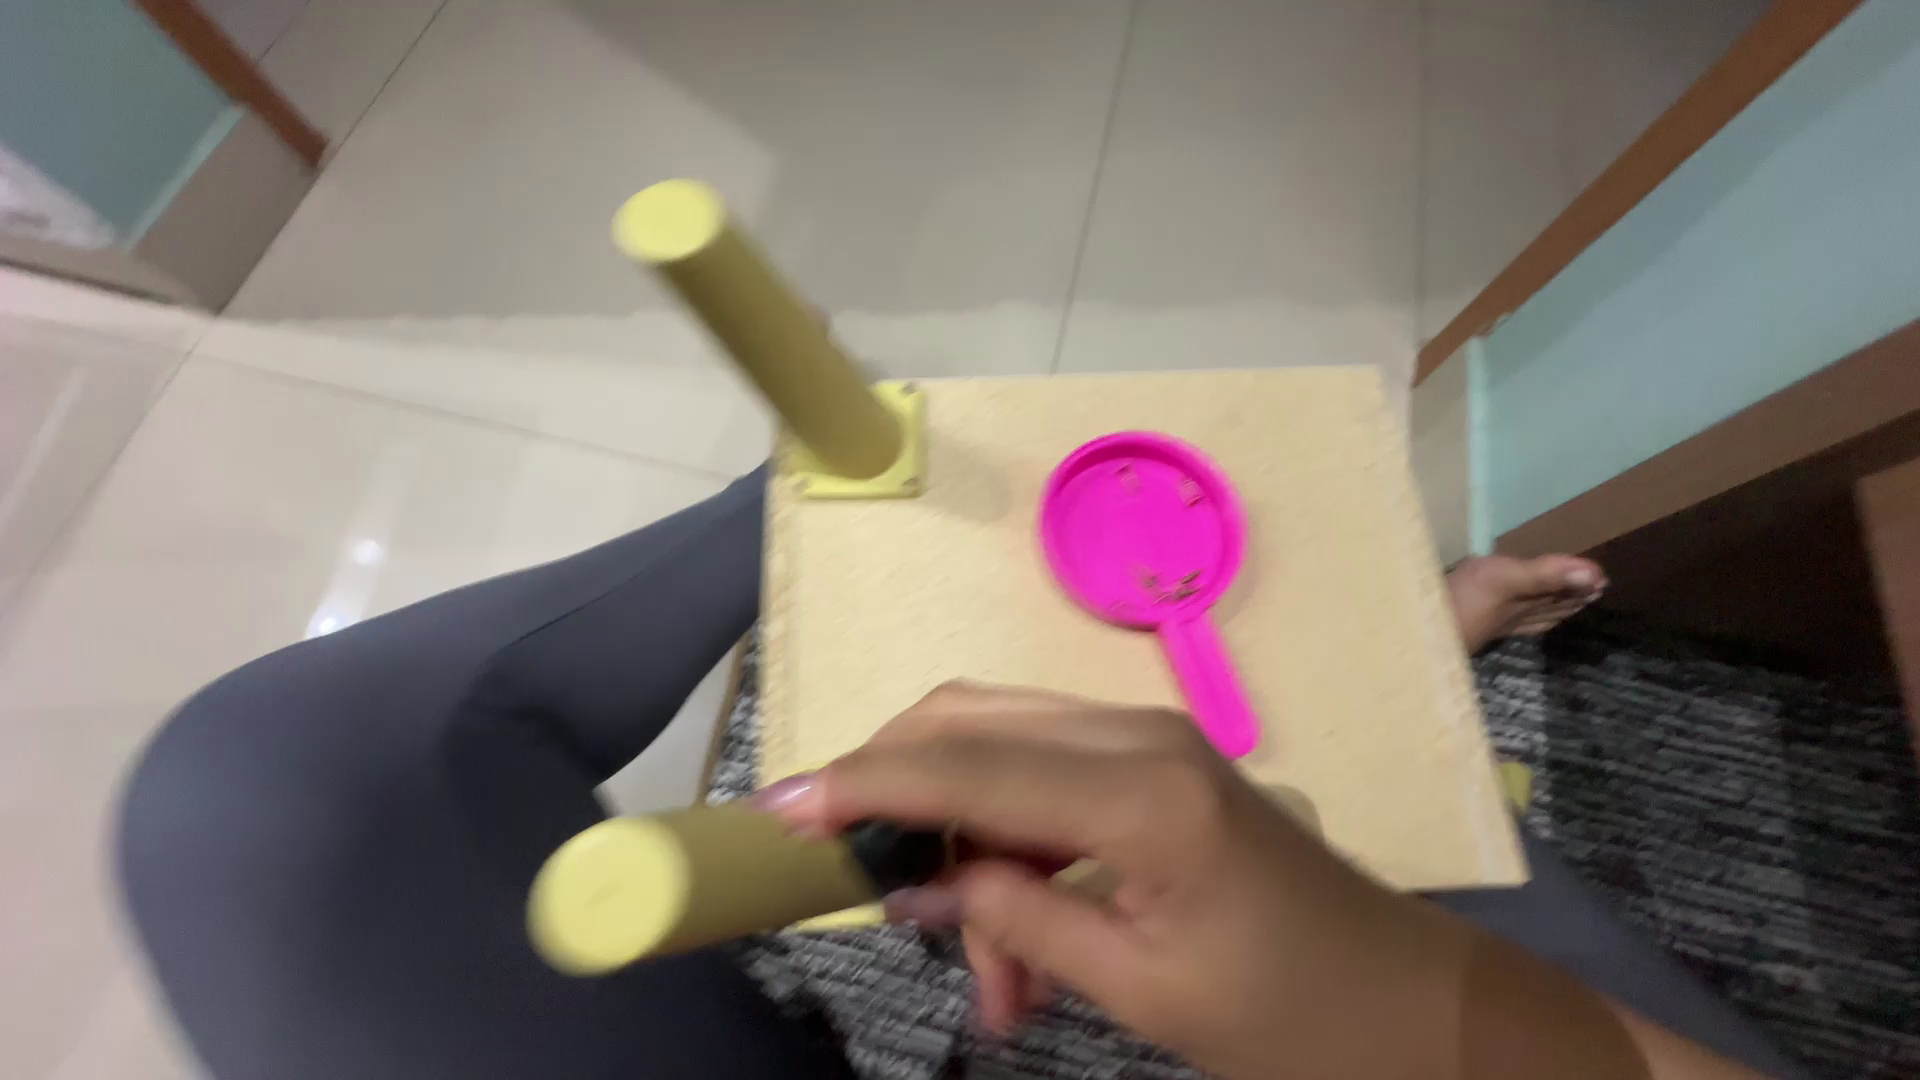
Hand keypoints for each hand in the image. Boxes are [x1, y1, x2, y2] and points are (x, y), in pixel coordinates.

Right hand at [755, 682, 1456, 1079]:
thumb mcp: (1142, 990)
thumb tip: (930, 882)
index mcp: (1142, 793)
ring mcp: (1141, 732)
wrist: (1409, 999)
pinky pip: (1037, 768)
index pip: (970, 766)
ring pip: (995, 740)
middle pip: (970, 720)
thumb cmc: (1295, 1020)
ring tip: (987, 962)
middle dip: (898, 786)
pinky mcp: (1144, 753)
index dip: (868, 781)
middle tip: (873, 880)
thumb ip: (1021, 919)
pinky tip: (1018, 924)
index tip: (784, 805)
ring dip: (958, 831)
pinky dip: (1002, 832)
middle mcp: (1134, 732)